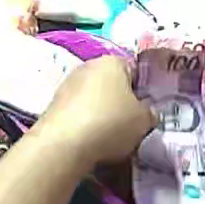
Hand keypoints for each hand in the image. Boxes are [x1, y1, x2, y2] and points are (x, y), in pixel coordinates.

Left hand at [30, 56, 154, 168]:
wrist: (64, 141)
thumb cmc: (110, 123)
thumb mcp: (144, 120)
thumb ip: (149, 112)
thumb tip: (147, 112)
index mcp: (112, 61)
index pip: (134, 71)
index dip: (143, 91)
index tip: (146, 112)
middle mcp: (88, 65)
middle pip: (112, 84)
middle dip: (121, 102)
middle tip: (131, 126)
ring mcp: (68, 82)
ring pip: (94, 97)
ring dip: (102, 113)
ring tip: (110, 138)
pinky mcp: (54, 101)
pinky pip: (79, 110)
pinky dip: (86, 122)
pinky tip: (90, 140)